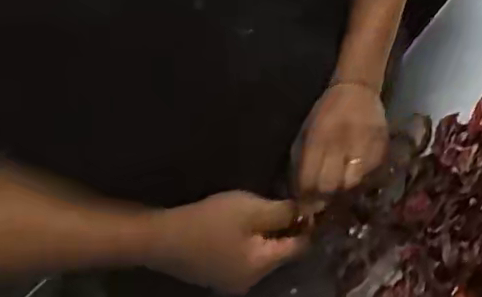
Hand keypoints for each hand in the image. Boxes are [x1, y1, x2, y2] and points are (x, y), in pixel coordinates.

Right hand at [153, 191, 304, 294]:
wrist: (166, 238)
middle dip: (290, 227)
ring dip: (273, 232)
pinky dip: (256, 238)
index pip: (299, 248)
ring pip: (266, 253)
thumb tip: (310, 211)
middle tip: (296, 199)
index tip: (316, 202)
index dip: (310, 225)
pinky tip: (253, 220)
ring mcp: (234, 282)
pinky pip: (250, 255)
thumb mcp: (253, 209)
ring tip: (276, 205)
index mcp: (261, 268)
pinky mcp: (221, 275)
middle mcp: (251, 282)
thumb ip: (284, 212)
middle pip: (282, 252)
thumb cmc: (213, 221)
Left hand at [294, 82, 387, 199]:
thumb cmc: (327, 112)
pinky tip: (358, 168)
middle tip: (327, 191)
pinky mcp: (381, 142)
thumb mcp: (308, 130)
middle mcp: (341, 139)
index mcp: (318, 136)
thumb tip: (301, 196)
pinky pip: (371, 172)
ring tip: (344, 180)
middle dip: (326, 193)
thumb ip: (303, 162)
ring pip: (352, 182)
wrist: (357, 87)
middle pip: (330, 185)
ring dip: (346, 185)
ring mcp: (363, 141)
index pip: (309, 180)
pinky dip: (363, 175)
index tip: (308, 200)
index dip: (306, 196)